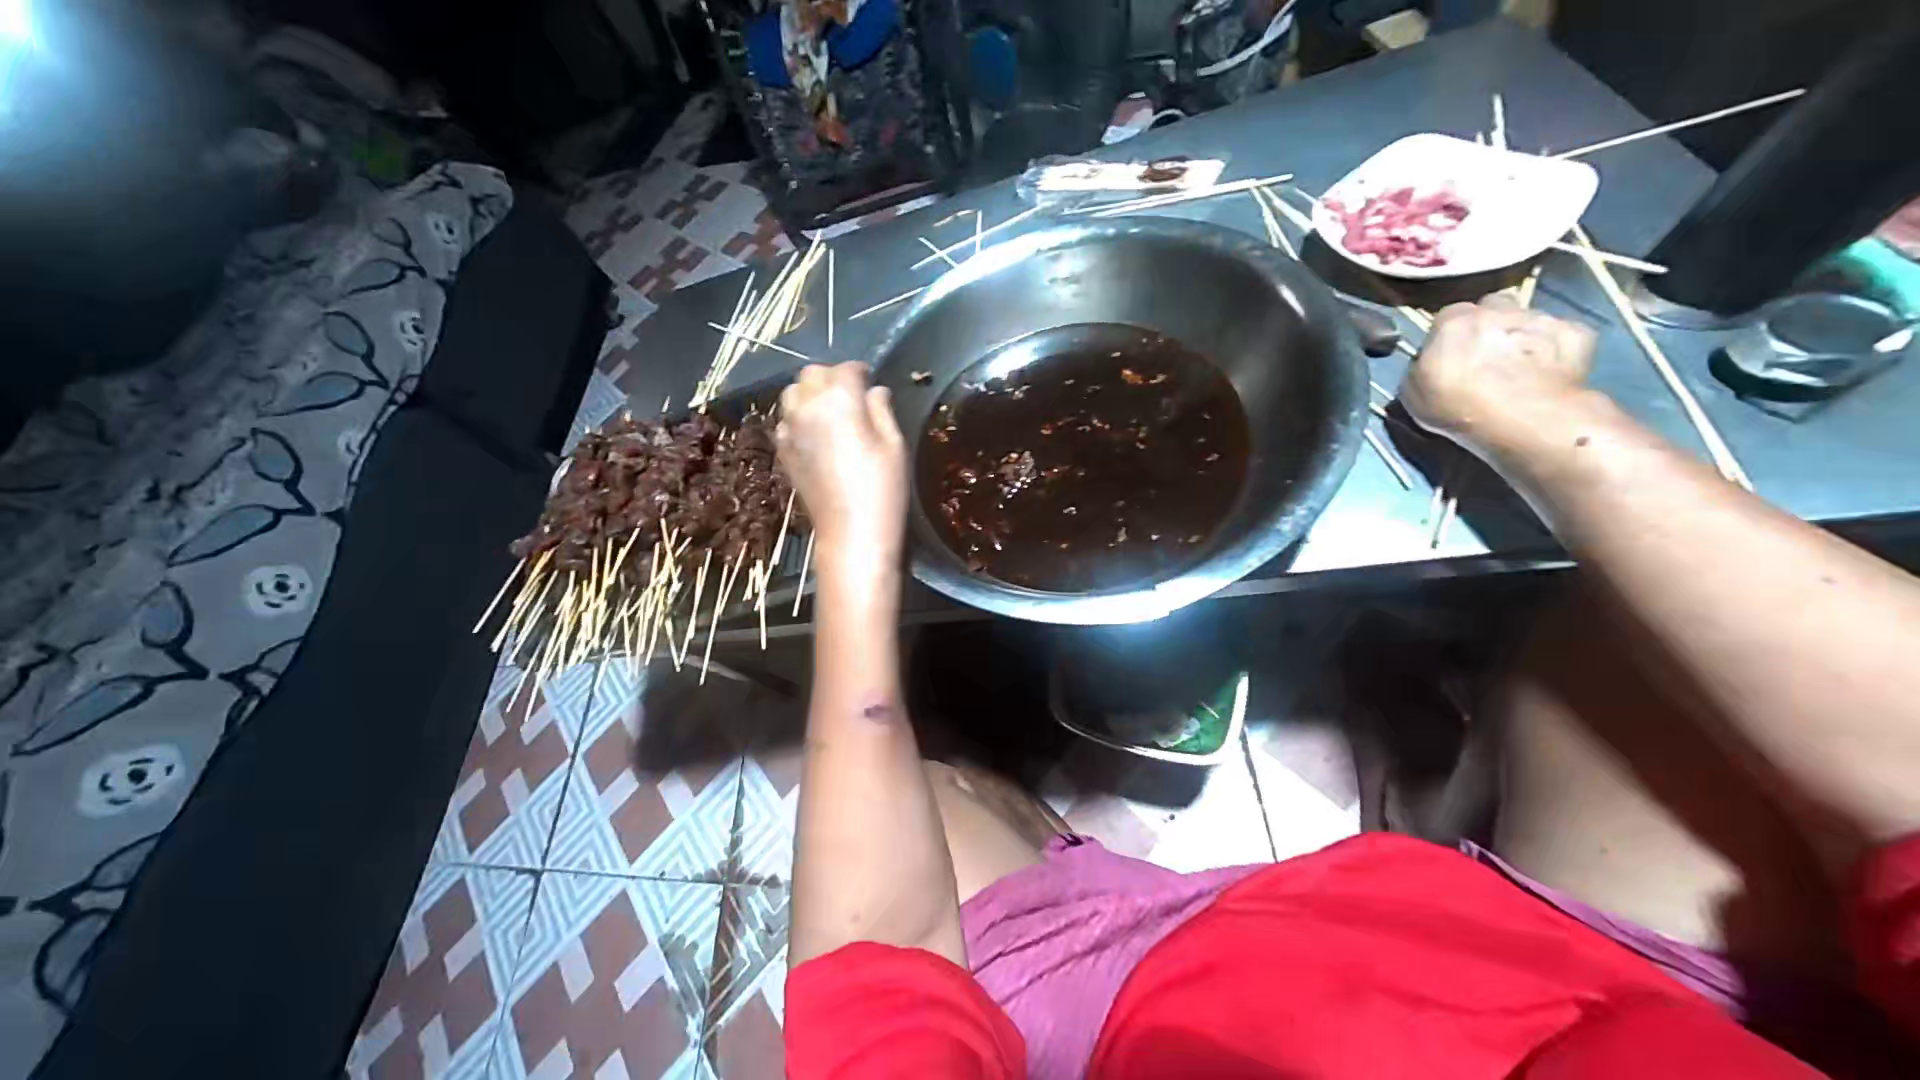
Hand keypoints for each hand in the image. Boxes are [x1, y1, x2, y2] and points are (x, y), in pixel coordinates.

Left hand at [776, 362, 907, 567]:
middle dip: (831, 377)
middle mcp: (808, 407)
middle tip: (851, 393)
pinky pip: (785, 419)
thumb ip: (881, 409)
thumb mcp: (894, 444)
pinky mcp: (782, 450)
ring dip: (810, 393)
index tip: (869, 379)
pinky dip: (798, 417)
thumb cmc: (882, 489)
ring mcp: (790, 429)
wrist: (851, 533)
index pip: (846, 369)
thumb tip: (874, 390)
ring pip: (792, 392)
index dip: (860, 370)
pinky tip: (816, 433)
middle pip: (812, 374)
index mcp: (840, 400)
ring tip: (830, 410)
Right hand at [1401, 296, 1598, 455]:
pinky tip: (1550, 369)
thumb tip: (1431, 362)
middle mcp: (1499, 309)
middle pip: (1492, 306)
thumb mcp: (1413, 393)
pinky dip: (1557, 347)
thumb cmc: (1457, 406)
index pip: (1448, 316)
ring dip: (1522, 333)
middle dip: (1489, 323)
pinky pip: (1563, 333)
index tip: (1449, 357)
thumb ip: (1422, 367)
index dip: (1449, 336)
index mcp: (1454, 321)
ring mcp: (1542, 318)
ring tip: (1520, 365)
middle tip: (1486, 355)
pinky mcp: (1578, 333)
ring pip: (1529, 317)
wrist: (1523, 418)